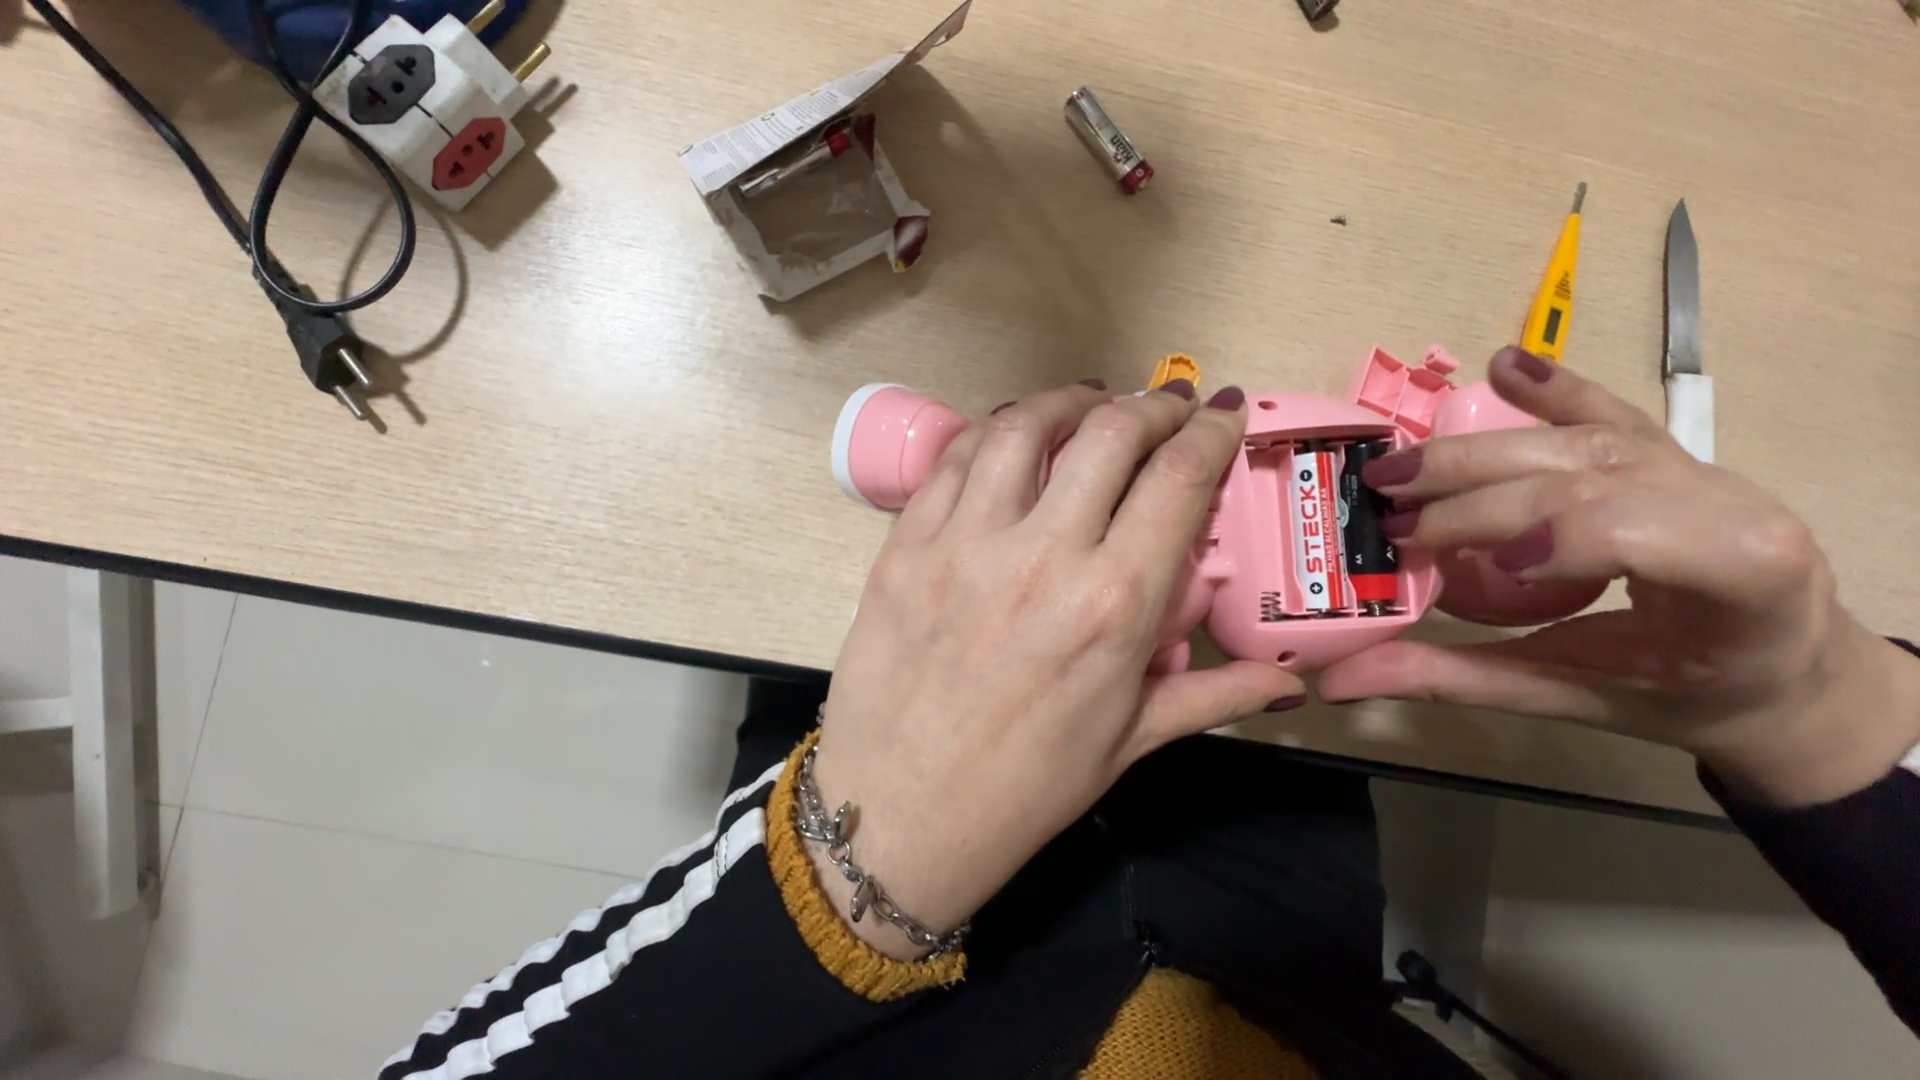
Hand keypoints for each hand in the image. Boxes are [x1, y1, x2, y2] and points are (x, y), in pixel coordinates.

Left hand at [813, 380, 1305, 957]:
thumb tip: (1290, 681)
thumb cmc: (1023, 790)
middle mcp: (1042, 557)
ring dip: (1068, 401)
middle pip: (1110, 433)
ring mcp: (963, 544)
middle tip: (1164, 409)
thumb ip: (1213, 696)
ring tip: (1090, 404)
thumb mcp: (1127, 744)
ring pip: (1022, 427)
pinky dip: (991, 431)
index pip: (1179, 481)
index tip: (1223, 413)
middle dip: (1151, 406)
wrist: (898, 815)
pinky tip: (1010, 435)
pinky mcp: (904, 546)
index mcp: (1113, 606)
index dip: (1212, 432)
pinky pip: (952, 459)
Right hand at [1319, 347, 1919, 808]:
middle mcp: (1726, 502)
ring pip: (1576, 441)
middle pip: (1582, 475)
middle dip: (1472, 490)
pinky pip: (1608, 411)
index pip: (1638, 531)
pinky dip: (1554, 386)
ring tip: (1398, 469)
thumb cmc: (1686, 694)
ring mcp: (1695, 468)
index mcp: (1741, 575)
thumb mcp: (1573, 700)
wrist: (1783, 665)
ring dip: (1476, 450)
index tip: (1454, 560)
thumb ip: (1458, 681)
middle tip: (1387, 515)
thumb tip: (1340, 682)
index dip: (1551, 533)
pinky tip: (1504, 365)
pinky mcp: (1666, 452)